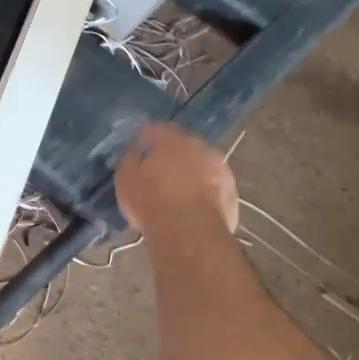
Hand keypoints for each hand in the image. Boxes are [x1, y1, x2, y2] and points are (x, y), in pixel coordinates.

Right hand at [115, 122, 237, 236]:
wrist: (189, 231)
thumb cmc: (151, 199)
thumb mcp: (126, 177)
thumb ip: (130, 158)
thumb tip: (135, 149)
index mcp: (174, 141)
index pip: (159, 128)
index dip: (147, 134)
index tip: (138, 142)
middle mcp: (202, 149)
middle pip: (185, 145)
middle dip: (172, 153)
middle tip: (157, 166)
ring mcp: (222, 170)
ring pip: (202, 165)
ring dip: (190, 171)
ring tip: (176, 187)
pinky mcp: (232, 192)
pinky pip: (212, 185)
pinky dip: (202, 189)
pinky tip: (190, 202)